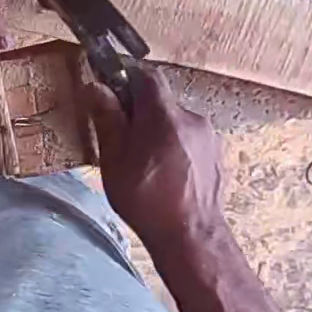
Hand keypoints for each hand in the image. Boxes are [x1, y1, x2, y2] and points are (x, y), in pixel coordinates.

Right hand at [87, 65, 224, 241]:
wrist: (190, 235)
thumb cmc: (146, 199)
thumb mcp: (114, 159)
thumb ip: (107, 119)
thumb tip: (96, 88)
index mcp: (164, 115)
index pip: (146, 76)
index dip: (125, 77)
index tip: (109, 87)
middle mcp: (192, 119)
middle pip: (160, 101)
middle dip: (138, 111)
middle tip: (118, 135)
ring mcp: (209, 137)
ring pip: (175, 121)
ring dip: (156, 131)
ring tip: (140, 160)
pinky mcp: (215, 155)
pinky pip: (188, 139)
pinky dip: (172, 146)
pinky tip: (161, 172)